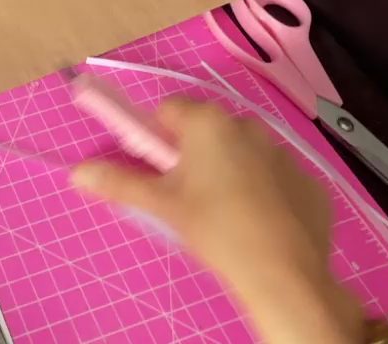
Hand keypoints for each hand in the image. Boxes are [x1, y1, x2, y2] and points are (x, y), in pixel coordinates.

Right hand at [72, 97, 363, 343]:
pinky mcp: (310, 183)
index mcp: (207, 121)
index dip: (159, 138)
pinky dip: (266, 192)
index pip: (169, 110)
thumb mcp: (160, 205)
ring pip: (242, 151)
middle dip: (194, 153)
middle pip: (206, 129)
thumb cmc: (214, 229)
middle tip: (187, 193)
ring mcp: (284, 153)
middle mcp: (246, 125)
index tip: (161, 169)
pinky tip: (261, 223)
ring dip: (230, 168)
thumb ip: (118, 181)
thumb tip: (77, 171)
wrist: (285, 278)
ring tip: (226, 212)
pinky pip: (276, 177)